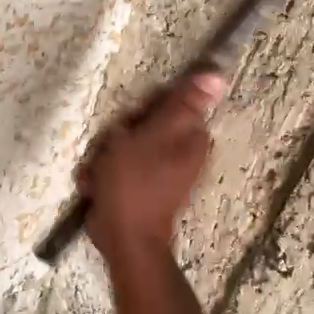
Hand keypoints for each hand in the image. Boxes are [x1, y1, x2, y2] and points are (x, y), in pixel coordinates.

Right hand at [80, 73, 227, 260]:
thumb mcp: (154, 135)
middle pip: (140, 124)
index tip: (128, 125)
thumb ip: (180, 105)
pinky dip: (101, 176)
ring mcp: (155, 172)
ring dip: (103, 158)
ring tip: (99, 174)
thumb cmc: (135, 184)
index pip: (164, 103)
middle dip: (117, 137)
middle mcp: (177, 152)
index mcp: (189, 137)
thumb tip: (217, 75)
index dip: (140, 111)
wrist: (123, 238)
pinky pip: (114, 169)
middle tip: (111, 151)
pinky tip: (96, 187)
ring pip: (121, 146)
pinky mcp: (135, 187)